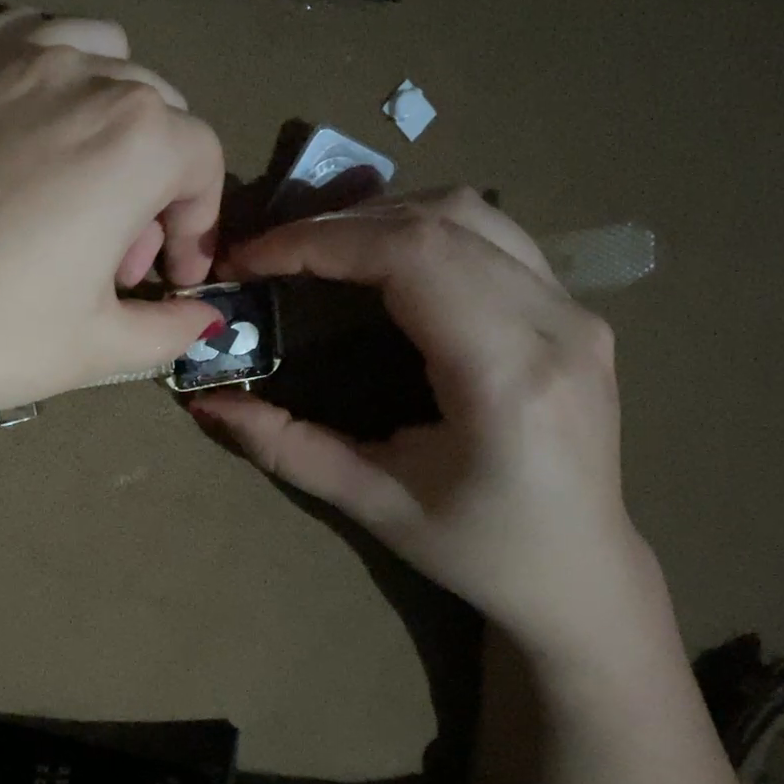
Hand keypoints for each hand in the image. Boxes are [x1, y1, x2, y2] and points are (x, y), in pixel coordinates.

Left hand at [0, 8, 224, 455]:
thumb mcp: (95, 349)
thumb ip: (167, 330)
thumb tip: (203, 321)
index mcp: (137, 139)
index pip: (201, 160)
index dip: (196, 223)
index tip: (170, 275)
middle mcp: (84, 73)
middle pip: (155, 110)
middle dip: (153, 184)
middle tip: (112, 258)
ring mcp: (10, 57)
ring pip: (97, 60)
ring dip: (109, 118)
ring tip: (74, 188)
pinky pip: (27, 38)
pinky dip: (49, 73)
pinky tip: (27, 136)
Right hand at [191, 188, 663, 653]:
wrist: (578, 570)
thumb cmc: (474, 548)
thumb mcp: (368, 503)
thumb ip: (284, 446)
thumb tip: (205, 402)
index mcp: (508, 374)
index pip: (413, 256)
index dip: (321, 242)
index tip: (250, 259)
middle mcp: (556, 323)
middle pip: (441, 219)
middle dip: (337, 225)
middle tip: (265, 255)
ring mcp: (575, 309)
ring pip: (471, 212)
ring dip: (379, 218)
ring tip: (310, 252)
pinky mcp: (572, 310)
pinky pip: (491, 235)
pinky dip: (418, 231)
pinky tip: (373, 261)